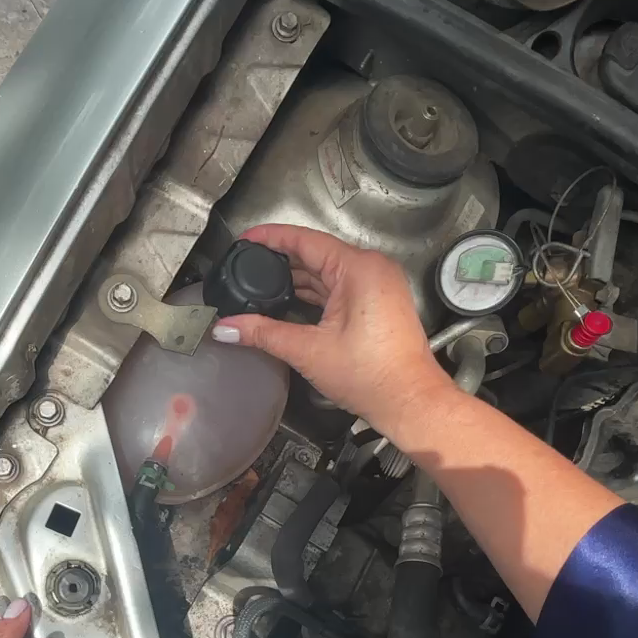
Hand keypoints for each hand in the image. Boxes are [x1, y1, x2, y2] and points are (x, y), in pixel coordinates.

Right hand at [212, 224, 453, 440]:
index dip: (271, 237)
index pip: (305, 240)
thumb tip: (228, 327)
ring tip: (262, 286)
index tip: (247, 238)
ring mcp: (376, 286)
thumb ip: (263, 334)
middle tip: (248, 265)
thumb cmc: (375, 376)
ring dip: (297, 279)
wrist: (408, 400)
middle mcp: (371, 270)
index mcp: (358, 269)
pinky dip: (314, 293)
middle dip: (280, 261)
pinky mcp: (376, 303)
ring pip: (327, 272)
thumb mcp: (308, 350)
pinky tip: (292, 303)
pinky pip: (339, 287)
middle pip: (315, 254)